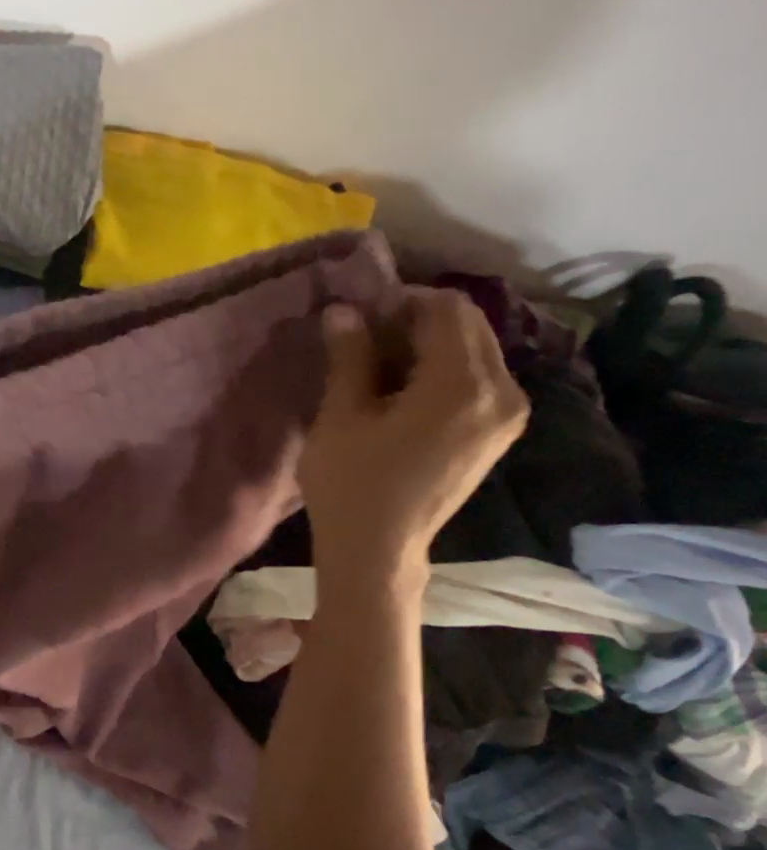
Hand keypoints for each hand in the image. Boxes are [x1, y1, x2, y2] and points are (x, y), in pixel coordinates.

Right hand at [299, 290, 528, 591]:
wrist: (378, 549)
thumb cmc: (350, 483)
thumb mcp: (341, 416)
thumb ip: (349, 357)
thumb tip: (344, 310)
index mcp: (462, 384)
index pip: (447, 310)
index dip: (402, 300)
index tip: (359, 314)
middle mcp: (503, 391)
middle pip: (468, 326)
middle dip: (418, 321)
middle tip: (365, 337)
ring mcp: (508, 413)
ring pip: (475, 351)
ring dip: (430, 346)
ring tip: (378, 367)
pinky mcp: (499, 431)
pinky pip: (479, 379)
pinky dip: (443, 371)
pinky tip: (402, 392)